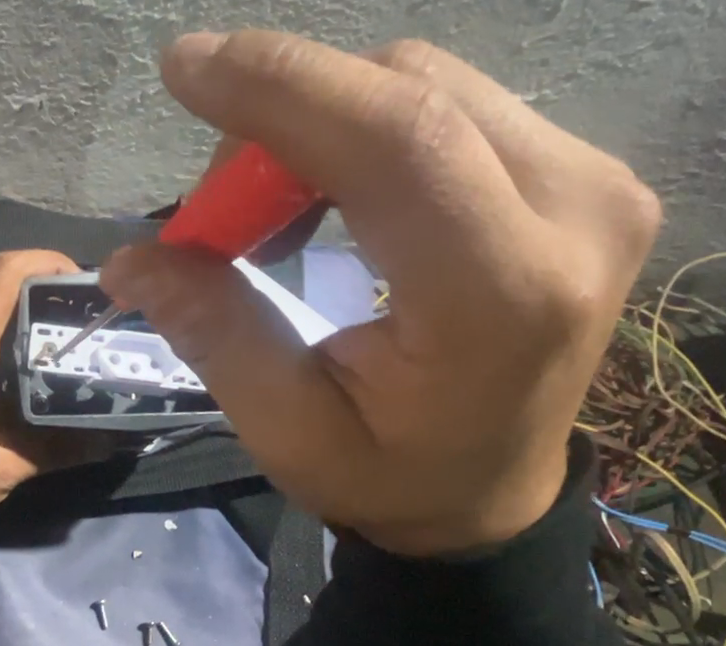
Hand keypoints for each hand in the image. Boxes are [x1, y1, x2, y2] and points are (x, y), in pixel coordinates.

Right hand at [101, 33, 661, 555]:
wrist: (490, 495)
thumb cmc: (388, 478)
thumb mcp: (286, 431)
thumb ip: (217, 335)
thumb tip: (130, 259)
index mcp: (499, 295)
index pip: (396, 140)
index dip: (281, 89)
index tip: (184, 69)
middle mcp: (575, 210)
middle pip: (407, 93)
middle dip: (281, 126)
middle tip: (213, 217)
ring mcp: (595, 179)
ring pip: (426, 85)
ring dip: (317, 127)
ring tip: (266, 217)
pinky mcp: (583, 169)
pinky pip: (450, 105)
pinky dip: (360, 132)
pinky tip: (325, 196)